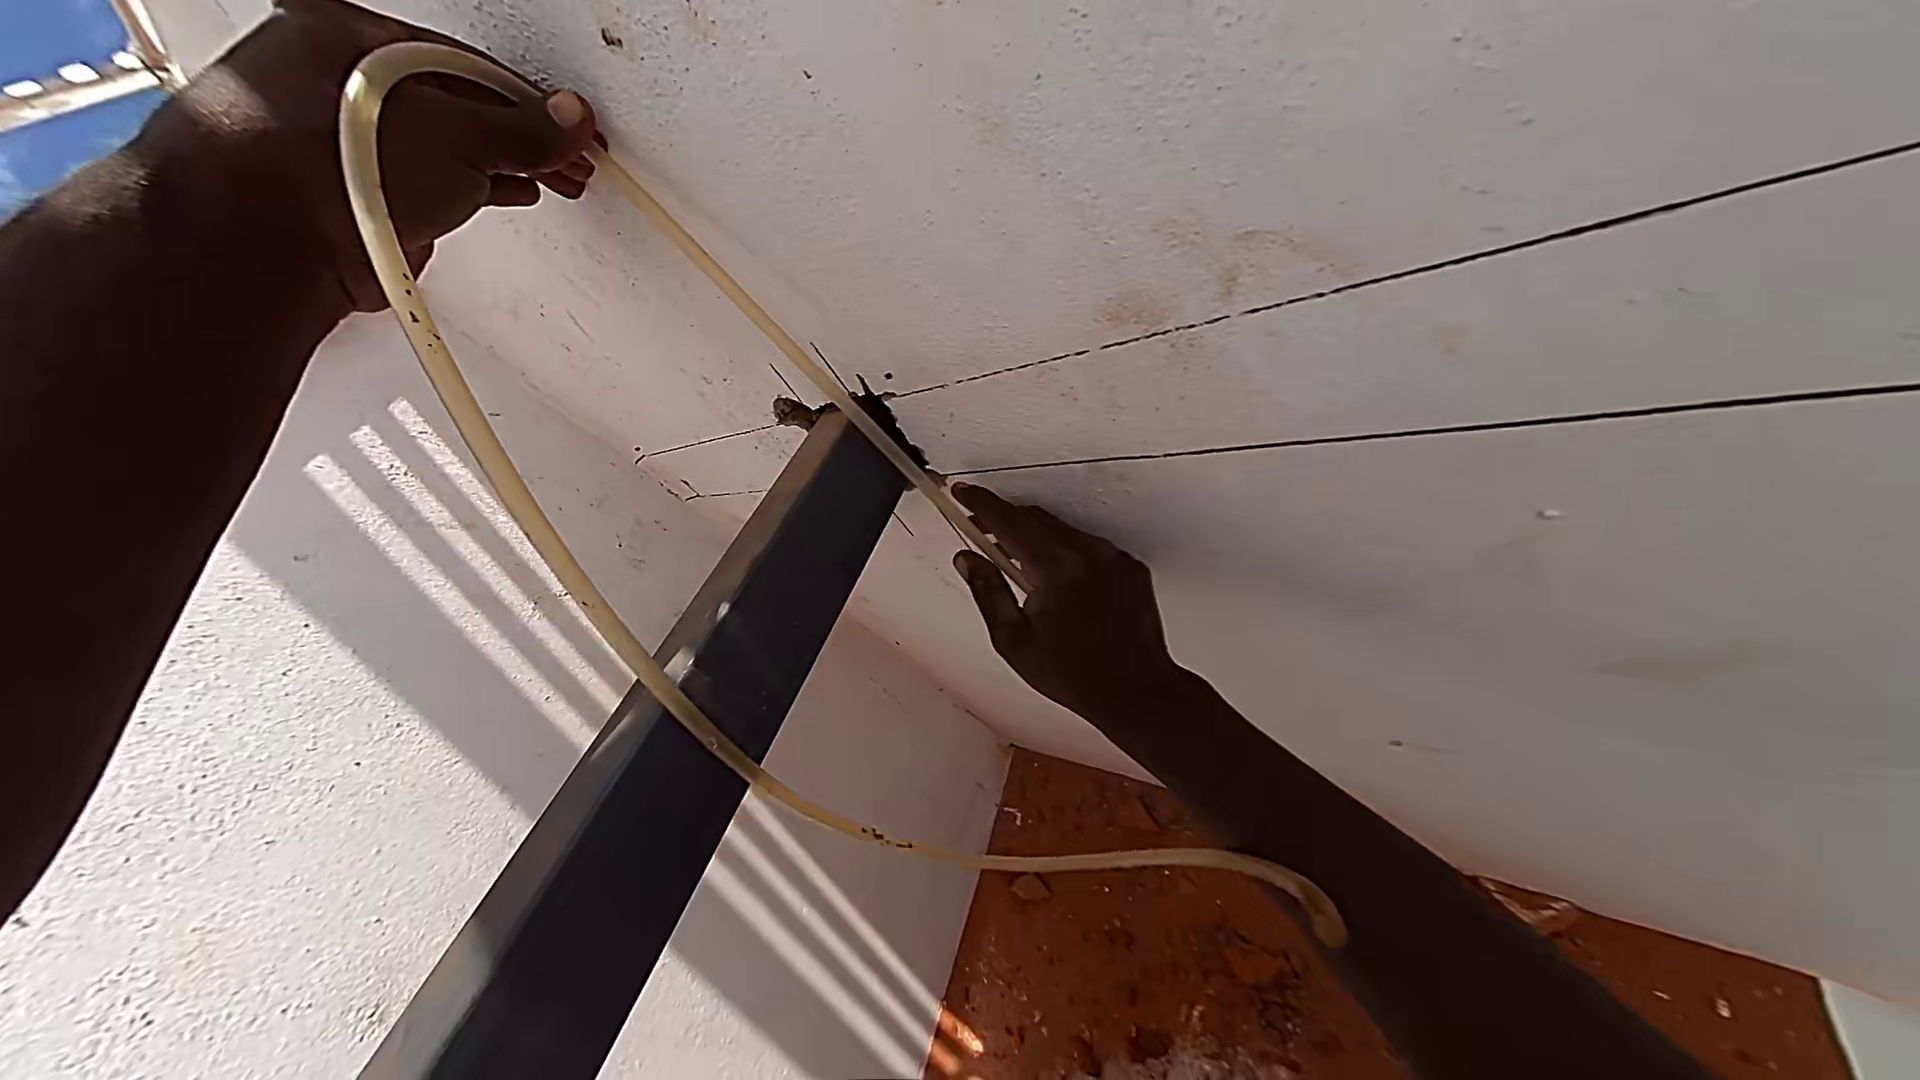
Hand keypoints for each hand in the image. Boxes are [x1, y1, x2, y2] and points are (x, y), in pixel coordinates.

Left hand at [144, 0, 597, 312]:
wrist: (278, 238)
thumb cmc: (330, 166)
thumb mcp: (455, 134)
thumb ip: (522, 128)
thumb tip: (570, 118)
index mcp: (356, 40)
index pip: (474, 69)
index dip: (536, 105)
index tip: (576, 129)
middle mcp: (351, 82)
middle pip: (467, 105)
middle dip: (529, 138)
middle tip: (574, 160)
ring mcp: (359, 138)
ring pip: (457, 143)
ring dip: (512, 164)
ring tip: (554, 178)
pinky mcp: (373, 188)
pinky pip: (443, 177)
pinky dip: (483, 185)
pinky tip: (511, 191)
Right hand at [951, 483, 1187, 722]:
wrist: (1136, 692)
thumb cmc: (1076, 675)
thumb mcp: (1014, 641)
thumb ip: (988, 592)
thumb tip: (967, 559)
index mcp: (1057, 570)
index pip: (1010, 520)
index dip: (981, 503)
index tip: (963, 492)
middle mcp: (1089, 554)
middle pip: (1035, 517)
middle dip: (1004, 518)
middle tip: (981, 530)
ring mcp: (1113, 557)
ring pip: (1062, 529)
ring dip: (1035, 535)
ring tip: (1016, 561)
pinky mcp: (1129, 566)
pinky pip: (1088, 544)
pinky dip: (1065, 549)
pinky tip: (1055, 576)